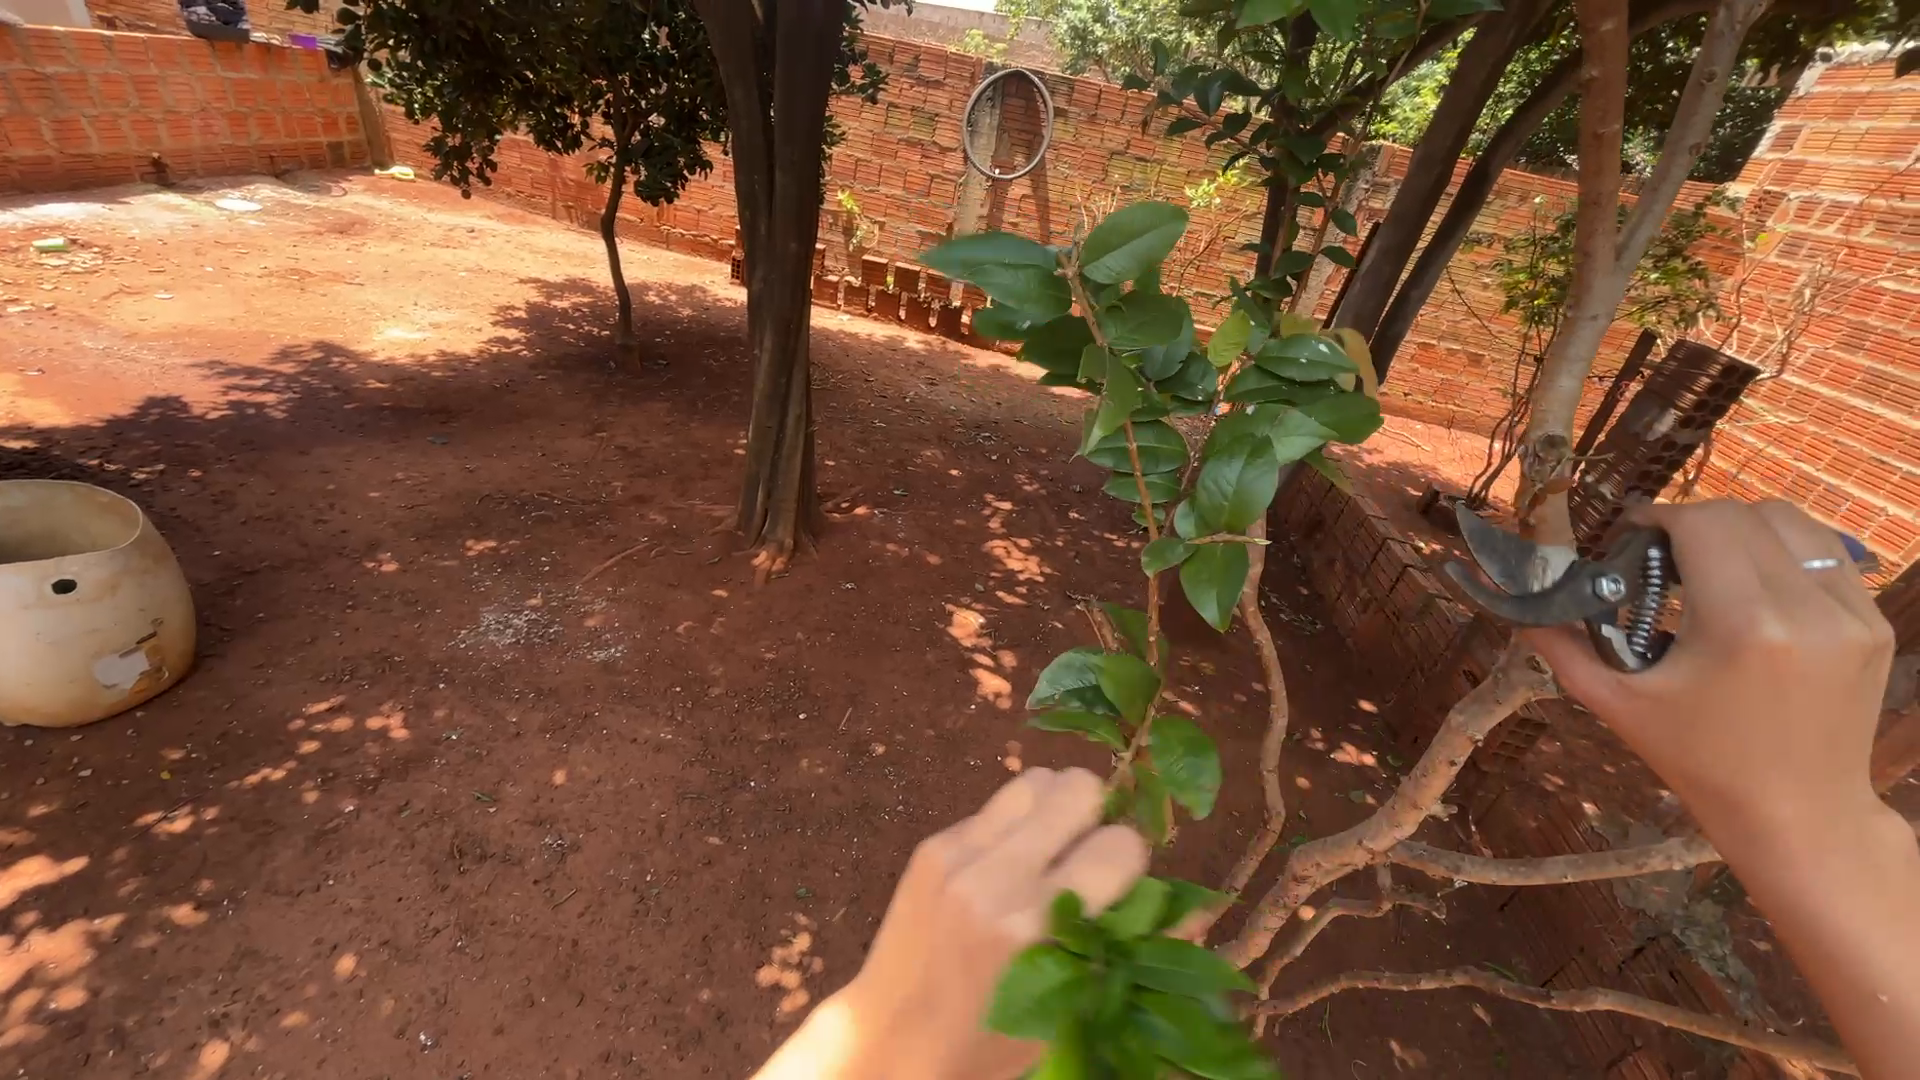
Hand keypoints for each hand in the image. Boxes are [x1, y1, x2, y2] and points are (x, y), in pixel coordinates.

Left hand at [752, 767, 1147, 1079]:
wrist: (888, 1040)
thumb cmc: (990, 1042)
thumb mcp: (1071, 1012)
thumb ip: (1128, 948)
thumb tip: (1193, 902)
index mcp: (1035, 925)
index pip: (1120, 845)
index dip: (1131, 857)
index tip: (1123, 875)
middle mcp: (995, 875)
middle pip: (1077, 786)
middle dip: (1097, 812)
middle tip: (1089, 846)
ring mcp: (957, 851)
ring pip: (1035, 780)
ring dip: (1055, 805)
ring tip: (1052, 844)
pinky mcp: (933, 842)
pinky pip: (996, 805)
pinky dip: (1015, 824)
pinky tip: (1006, 863)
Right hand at [1527, 499, 1895, 843]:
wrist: (1797, 809)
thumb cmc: (1692, 755)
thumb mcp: (1611, 699)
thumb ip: (1558, 643)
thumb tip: (1512, 602)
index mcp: (1743, 626)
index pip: (1706, 524)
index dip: (1659, 516)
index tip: (1628, 534)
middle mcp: (1809, 609)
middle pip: (1749, 513)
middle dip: (1693, 520)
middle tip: (1656, 550)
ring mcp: (1854, 616)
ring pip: (1795, 524)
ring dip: (1739, 528)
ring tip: (1702, 561)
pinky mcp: (1875, 625)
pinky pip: (1825, 555)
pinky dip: (1777, 552)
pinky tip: (1745, 584)